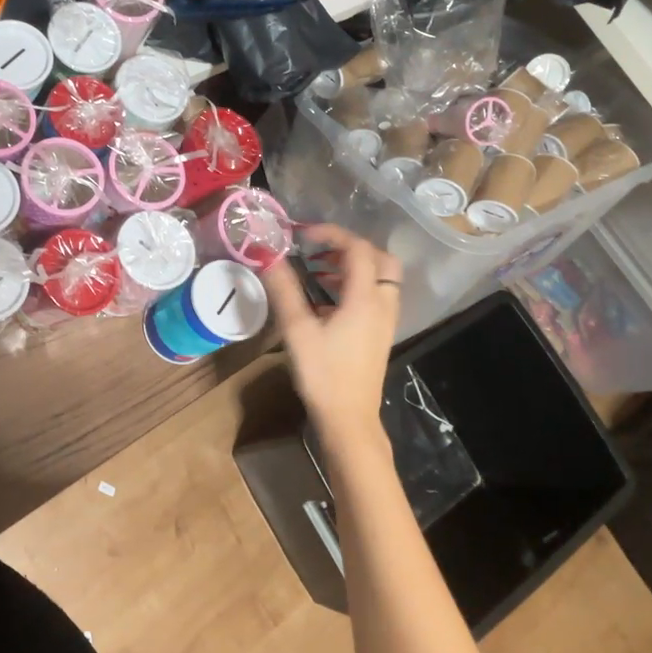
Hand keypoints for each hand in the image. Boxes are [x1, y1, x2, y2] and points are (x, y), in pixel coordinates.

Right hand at [262, 224, 400, 439]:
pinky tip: (327, 301)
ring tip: (318, 272)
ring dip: (353, 266)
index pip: (357, 248)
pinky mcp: (380, 334)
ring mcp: (385, 320)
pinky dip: (356, 286)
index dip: (332, 233)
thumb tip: (266, 255)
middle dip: (349, 247)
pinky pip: (375, 295)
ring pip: (380, 277)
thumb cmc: (323, 373)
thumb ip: (283, 288)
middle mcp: (382, 303)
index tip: (303, 235)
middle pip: (379, 258)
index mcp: (365, 298)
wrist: (348, 418)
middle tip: (319, 251)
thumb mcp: (297, 329)